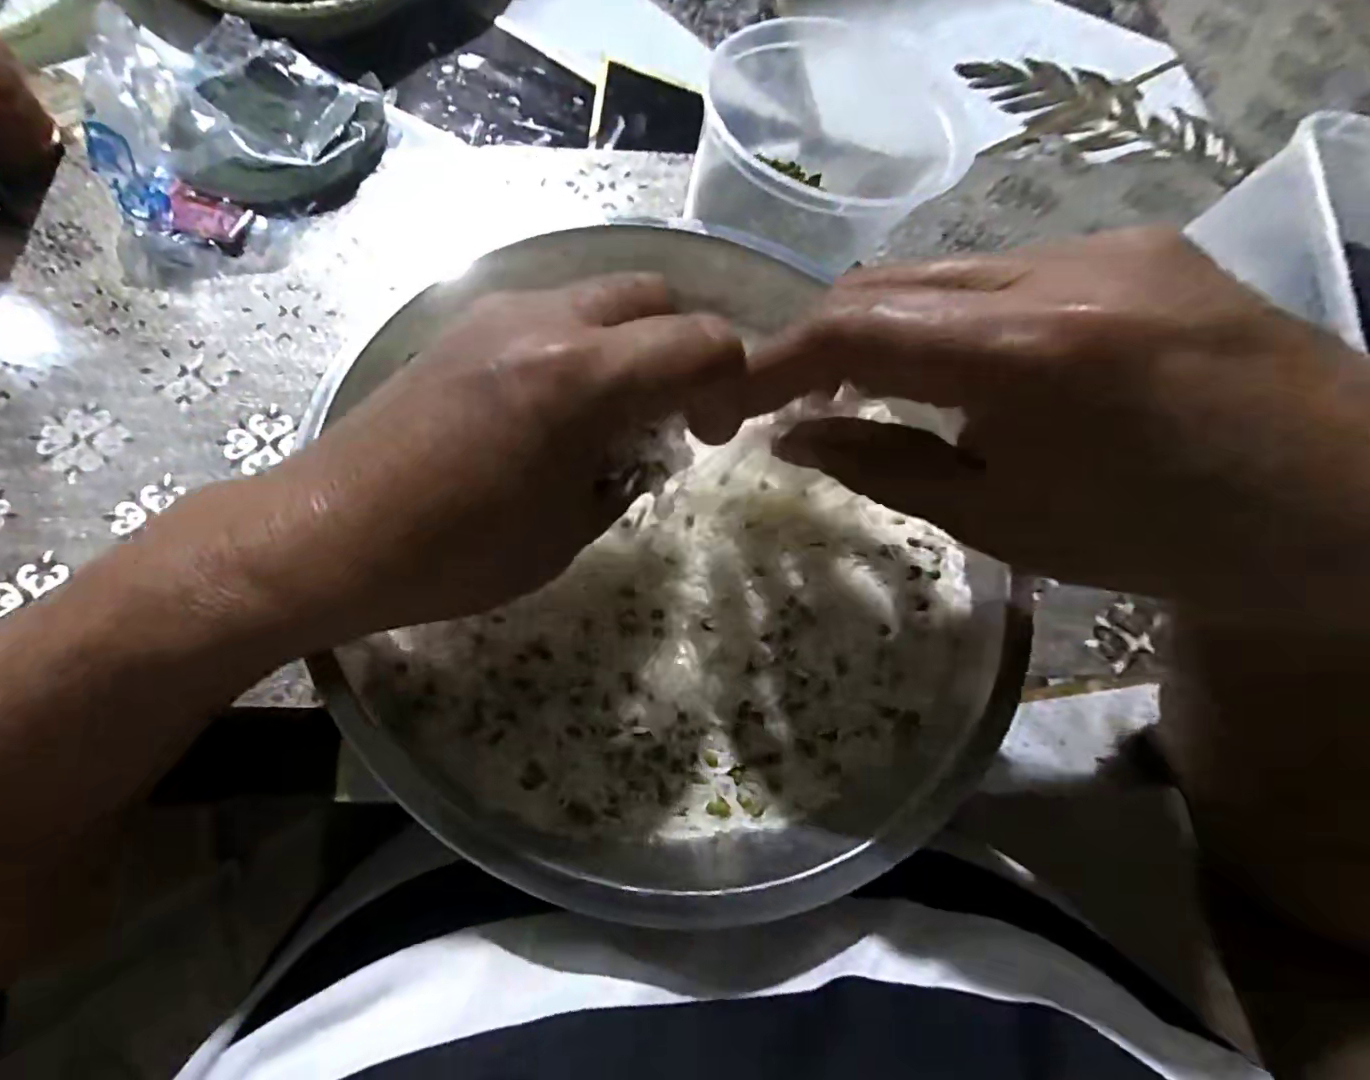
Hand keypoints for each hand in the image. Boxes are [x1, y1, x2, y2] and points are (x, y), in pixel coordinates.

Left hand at [199, 273, 743, 645]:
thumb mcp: (559, 536)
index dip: (731, 383)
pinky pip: (538, 316)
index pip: (702, 342)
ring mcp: (488, 317)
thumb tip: (635, 452)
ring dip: (623, 343)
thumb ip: (616, 480)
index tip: (710, 434)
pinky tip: (546, 405)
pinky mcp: (451, 333)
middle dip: (679, 349)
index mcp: (582, 375)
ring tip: (603, 413)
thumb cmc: (449, 555)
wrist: (331, 534)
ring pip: (592, 298)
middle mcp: (540, 320)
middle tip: (664, 417)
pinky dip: (570, 345)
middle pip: (652, 297)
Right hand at [704, 227, 1369, 627]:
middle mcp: (1064, 272)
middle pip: (876, 286)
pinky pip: (979, 275)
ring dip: (862, 330)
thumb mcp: (990, 514)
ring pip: (922, 274)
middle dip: (807, 346)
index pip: (850, 328)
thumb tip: (788, 440)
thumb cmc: (1155, 533)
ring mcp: (1101, 249)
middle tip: (777, 406)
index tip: (723, 405)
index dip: (769, 364)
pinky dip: (921, 320)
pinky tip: (925, 369)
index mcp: (1029, 352)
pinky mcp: (1125, 250)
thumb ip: (874, 464)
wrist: (1355, 503)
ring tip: (841, 392)